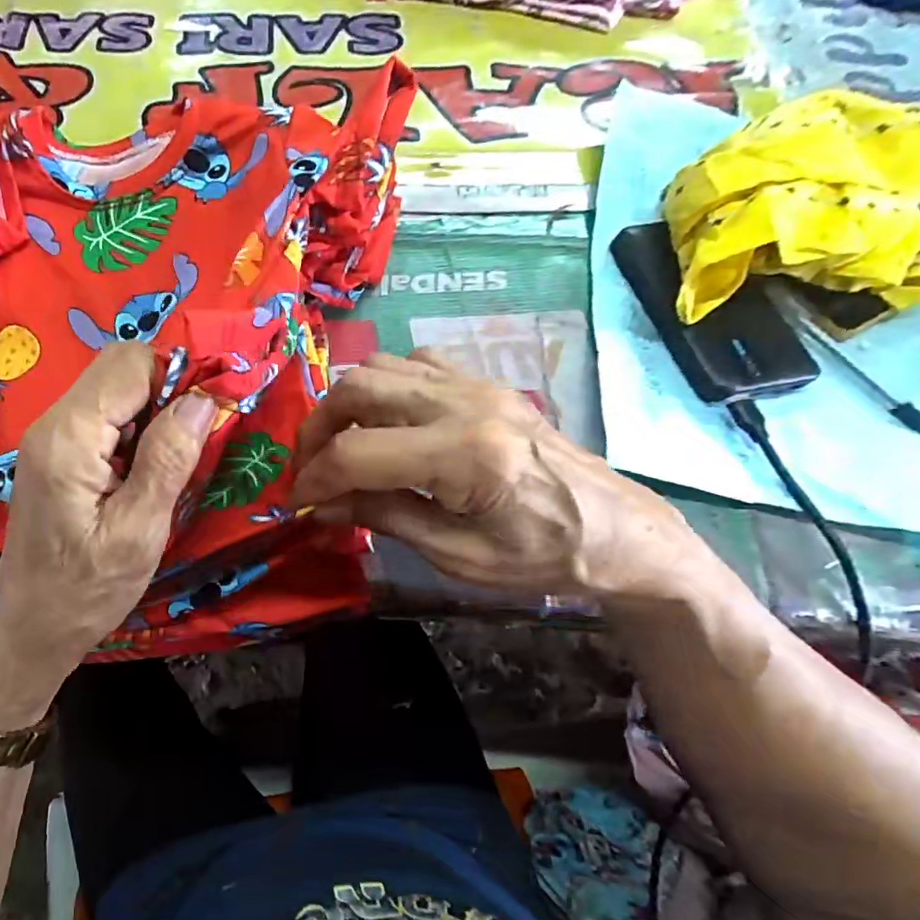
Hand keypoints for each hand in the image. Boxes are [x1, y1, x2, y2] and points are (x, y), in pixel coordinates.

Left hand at [0, 342, 215, 728]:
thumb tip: (203, 399)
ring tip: (173, 460)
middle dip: (166, 388)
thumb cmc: (85, 593)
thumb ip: (168, 460)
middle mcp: (52, 424)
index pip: (130, 363)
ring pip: (111, 390)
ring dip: (151, 410)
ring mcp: (48, 438)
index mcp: (69, 438)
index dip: (179, 374)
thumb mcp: (138, 533)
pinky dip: (133, 429)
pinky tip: (145, 471)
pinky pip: (100, 417)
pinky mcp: (53, 455)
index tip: (214, 410)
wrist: (30, 630)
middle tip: (194, 440)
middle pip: (117, 367)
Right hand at [290, 350, 708, 602]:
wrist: (621, 529)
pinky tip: (383, 423)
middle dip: (316, 430)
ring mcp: (476, 384)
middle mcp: (466, 404)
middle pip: (356, 389)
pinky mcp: (484, 382)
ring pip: (378, 365)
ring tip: (340, 446)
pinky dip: (380, 387)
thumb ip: (383, 517)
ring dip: (344, 404)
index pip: (356, 452)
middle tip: (311, 470)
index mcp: (465, 457)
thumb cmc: (543, 556)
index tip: (298, 504)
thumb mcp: (456, 554)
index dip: (314, 478)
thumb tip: (321, 504)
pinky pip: (413, 362)